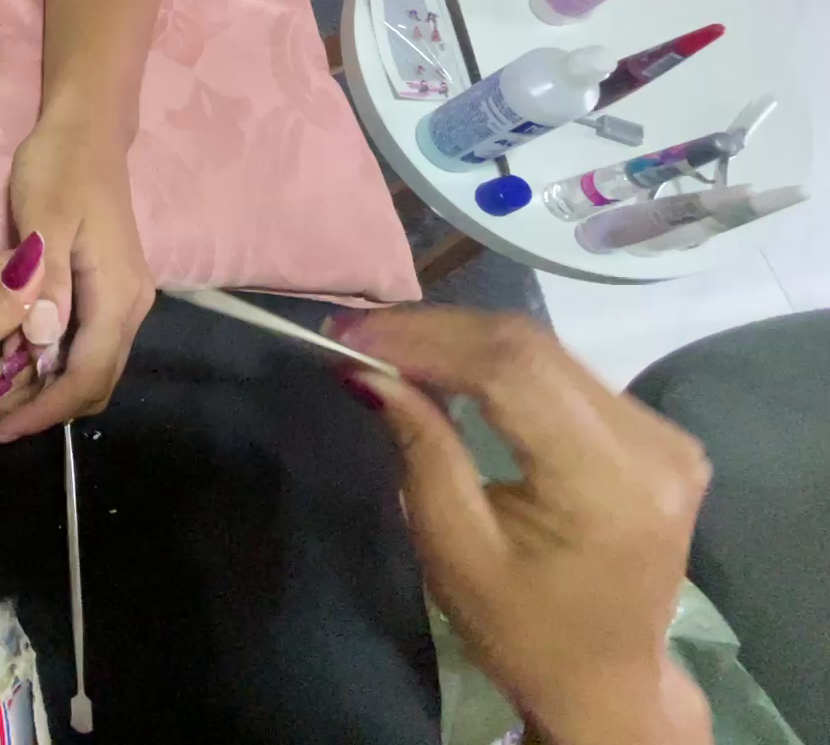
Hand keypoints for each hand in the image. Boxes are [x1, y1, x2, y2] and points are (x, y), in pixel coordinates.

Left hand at [0, 120, 154, 441]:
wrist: (85, 131)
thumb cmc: (57, 169)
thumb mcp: (43, 217)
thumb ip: (45, 279)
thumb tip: (46, 340)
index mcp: (117, 293)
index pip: (88, 372)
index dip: (47, 407)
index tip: (3, 426)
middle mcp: (128, 304)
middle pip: (95, 379)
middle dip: (48, 407)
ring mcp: (121, 298)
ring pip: (91, 366)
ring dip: (49, 389)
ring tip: (0, 401)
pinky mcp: (106, 292)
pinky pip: (85, 345)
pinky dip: (54, 365)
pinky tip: (17, 363)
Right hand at [330, 310, 713, 744]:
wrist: (603, 677)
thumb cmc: (516, 622)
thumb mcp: (449, 539)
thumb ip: (418, 443)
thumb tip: (362, 369)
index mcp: (607, 485)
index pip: (510, 372)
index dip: (421, 339)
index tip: (346, 335)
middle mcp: (650, 446)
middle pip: (524, 346)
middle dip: (425, 328)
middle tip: (349, 330)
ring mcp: (657, 432)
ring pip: (534, 344)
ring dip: (446, 332)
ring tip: (375, 338)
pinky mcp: (642, 427)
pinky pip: (547, 363)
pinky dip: (476, 350)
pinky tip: (427, 354)